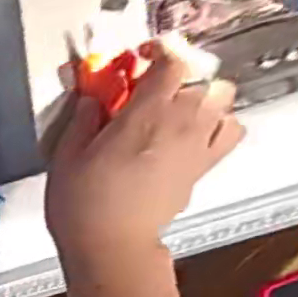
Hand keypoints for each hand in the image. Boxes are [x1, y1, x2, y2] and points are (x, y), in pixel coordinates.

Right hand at [45, 47, 243, 263]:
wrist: (110, 246)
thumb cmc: (83, 207)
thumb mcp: (66, 159)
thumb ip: (82, 121)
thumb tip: (92, 100)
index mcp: (146, 112)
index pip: (172, 59)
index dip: (159, 50)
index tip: (141, 57)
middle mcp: (181, 120)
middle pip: (200, 74)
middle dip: (177, 76)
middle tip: (151, 90)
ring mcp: (198, 142)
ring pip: (221, 96)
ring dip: (200, 95)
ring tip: (175, 109)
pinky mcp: (204, 165)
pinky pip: (231, 129)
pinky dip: (220, 123)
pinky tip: (196, 131)